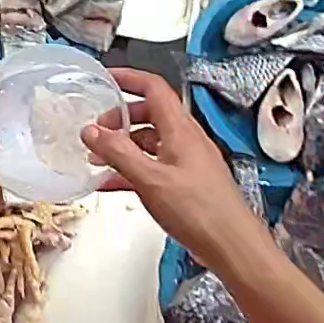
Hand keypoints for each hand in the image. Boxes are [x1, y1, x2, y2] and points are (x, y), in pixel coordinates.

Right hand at [80, 67, 266, 271]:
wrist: (231, 245)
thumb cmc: (200, 211)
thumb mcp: (150, 180)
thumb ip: (118, 153)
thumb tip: (91, 131)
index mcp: (180, 129)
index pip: (153, 87)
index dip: (128, 78)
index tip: (106, 78)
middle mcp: (185, 138)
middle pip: (149, 113)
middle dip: (120, 118)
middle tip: (97, 132)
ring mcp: (187, 160)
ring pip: (150, 141)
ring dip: (124, 145)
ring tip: (99, 159)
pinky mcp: (186, 181)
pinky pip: (154, 164)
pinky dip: (133, 168)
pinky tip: (113, 182)